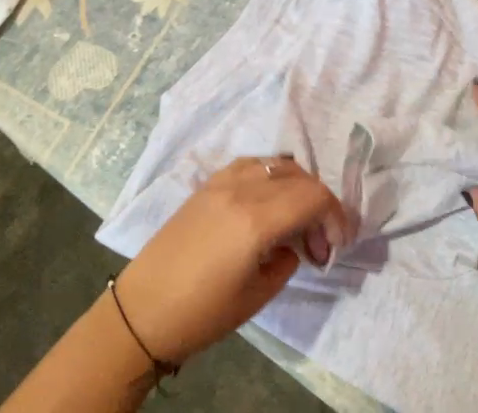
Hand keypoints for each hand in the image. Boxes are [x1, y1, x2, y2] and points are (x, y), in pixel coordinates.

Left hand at [112, 157, 354, 363]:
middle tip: (318, 243)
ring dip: (297, 187)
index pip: (315, 197)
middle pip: (301, 178)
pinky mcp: (206, 185)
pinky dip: (271, 177)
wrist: (140, 313)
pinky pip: (251, 165)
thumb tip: (298, 242)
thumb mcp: (258, 293)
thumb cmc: (202, 313)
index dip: (335, 217)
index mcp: (257, 219)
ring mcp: (221, 182)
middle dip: (320, 206)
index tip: (337, 245)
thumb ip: (287, 257)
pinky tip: (269, 203)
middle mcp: (242, 189)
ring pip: (277, 164)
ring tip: (296, 220)